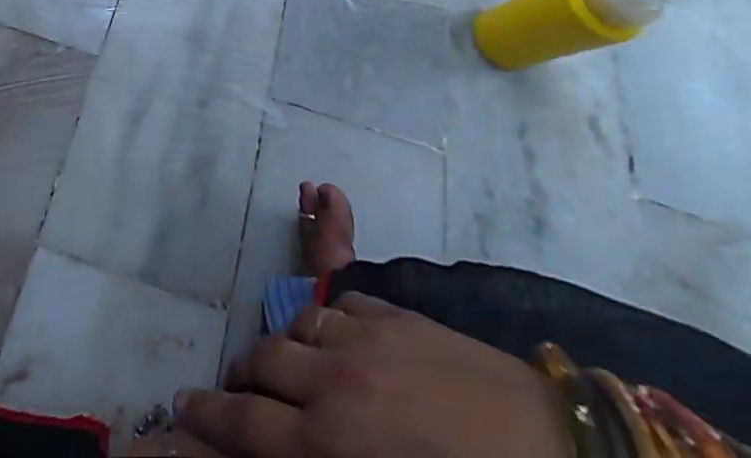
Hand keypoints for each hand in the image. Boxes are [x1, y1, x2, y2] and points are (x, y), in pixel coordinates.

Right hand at [176, 293, 568, 457]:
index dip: (206, 415)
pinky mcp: (399, 317)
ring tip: (295, 366)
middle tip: (243, 393)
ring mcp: (365, 338)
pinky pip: (342, 306)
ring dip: (286, 347)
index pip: (244, 422)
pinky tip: (344, 341)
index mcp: (329, 439)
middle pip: (261, 363)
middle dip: (242, 377)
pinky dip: (331, 324)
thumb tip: (290, 446)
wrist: (568, 454)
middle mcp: (333, 379)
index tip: (183, 406)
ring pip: (297, 326)